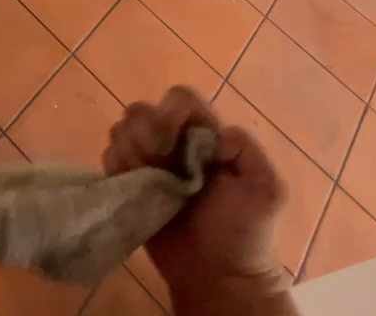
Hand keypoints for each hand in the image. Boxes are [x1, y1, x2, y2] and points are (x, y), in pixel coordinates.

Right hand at [104, 87, 294, 315]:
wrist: (218, 278)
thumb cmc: (243, 233)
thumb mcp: (267, 188)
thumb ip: (247, 148)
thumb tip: (213, 132)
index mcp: (204, 135)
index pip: (180, 98)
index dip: (171, 111)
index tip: (172, 139)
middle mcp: (173, 141)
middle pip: (142, 110)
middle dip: (144, 132)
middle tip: (158, 161)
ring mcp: (147, 161)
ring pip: (121, 129)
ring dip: (129, 149)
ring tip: (148, 180)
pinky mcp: (127, 181)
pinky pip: (108, 157)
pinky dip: (116, 167)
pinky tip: (133, 187)